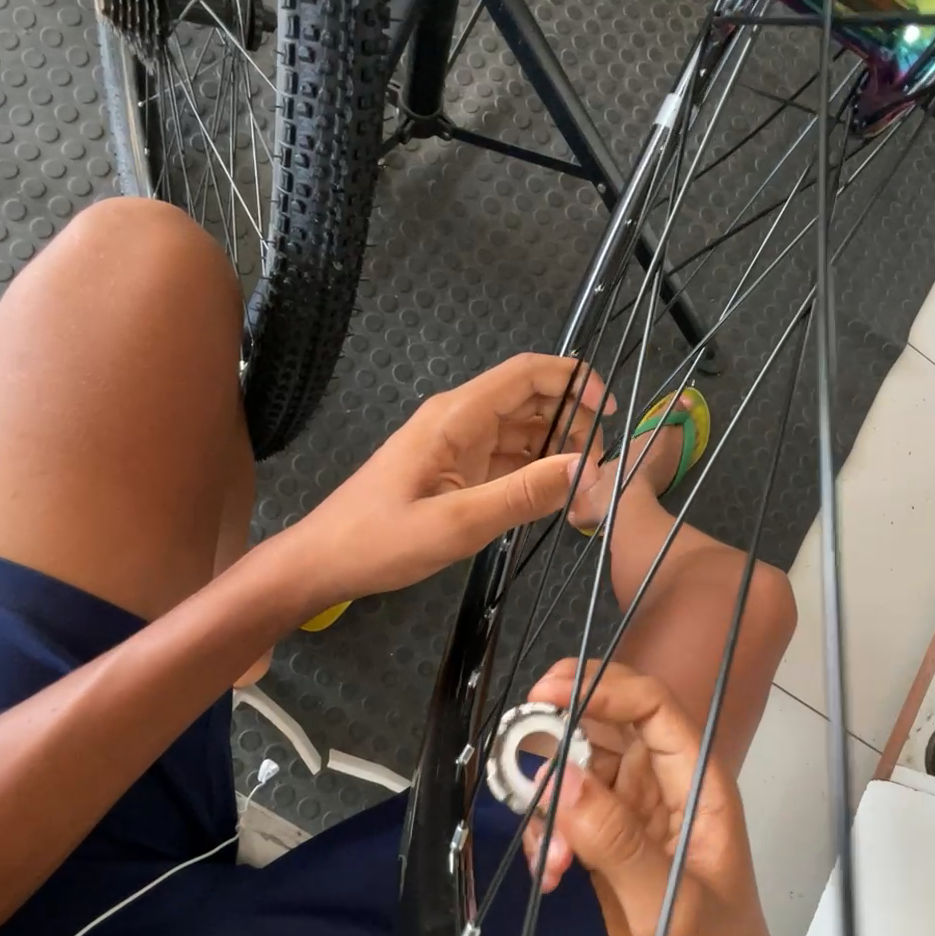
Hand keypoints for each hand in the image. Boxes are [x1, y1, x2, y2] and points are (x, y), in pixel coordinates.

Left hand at [277, 353, 611, 607]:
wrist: (324, 561)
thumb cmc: (380, 540)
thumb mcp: (456, 524)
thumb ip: (522, 495)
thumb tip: (586, 469)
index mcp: (457, 417)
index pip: (527, 374)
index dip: (575, 381)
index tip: (610, 411)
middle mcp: (461, 421)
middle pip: (532, 399)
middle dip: (573, 421)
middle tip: (598, 466)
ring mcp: (459, 446)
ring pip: (524, 430)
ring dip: (558, 448)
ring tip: (584, 485)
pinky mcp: (457, 471)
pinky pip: (508, 458)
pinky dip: (535, 471)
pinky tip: (552, 496)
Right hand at [523, 660, 781, 935]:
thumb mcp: (672, 907)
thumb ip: (616, 842)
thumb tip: (559, 778)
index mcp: (699, 786)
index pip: (654, 708)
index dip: (604, 687)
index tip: (546, 691)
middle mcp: (665, 789)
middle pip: (608, 730)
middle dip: (561, 736)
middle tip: (516, 751)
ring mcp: (634, 817)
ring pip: (580, 773)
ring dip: (551, 802)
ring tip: (546, 855)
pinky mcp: (609, 848)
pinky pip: (568, 816)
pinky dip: (548, 836)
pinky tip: (548, 872)